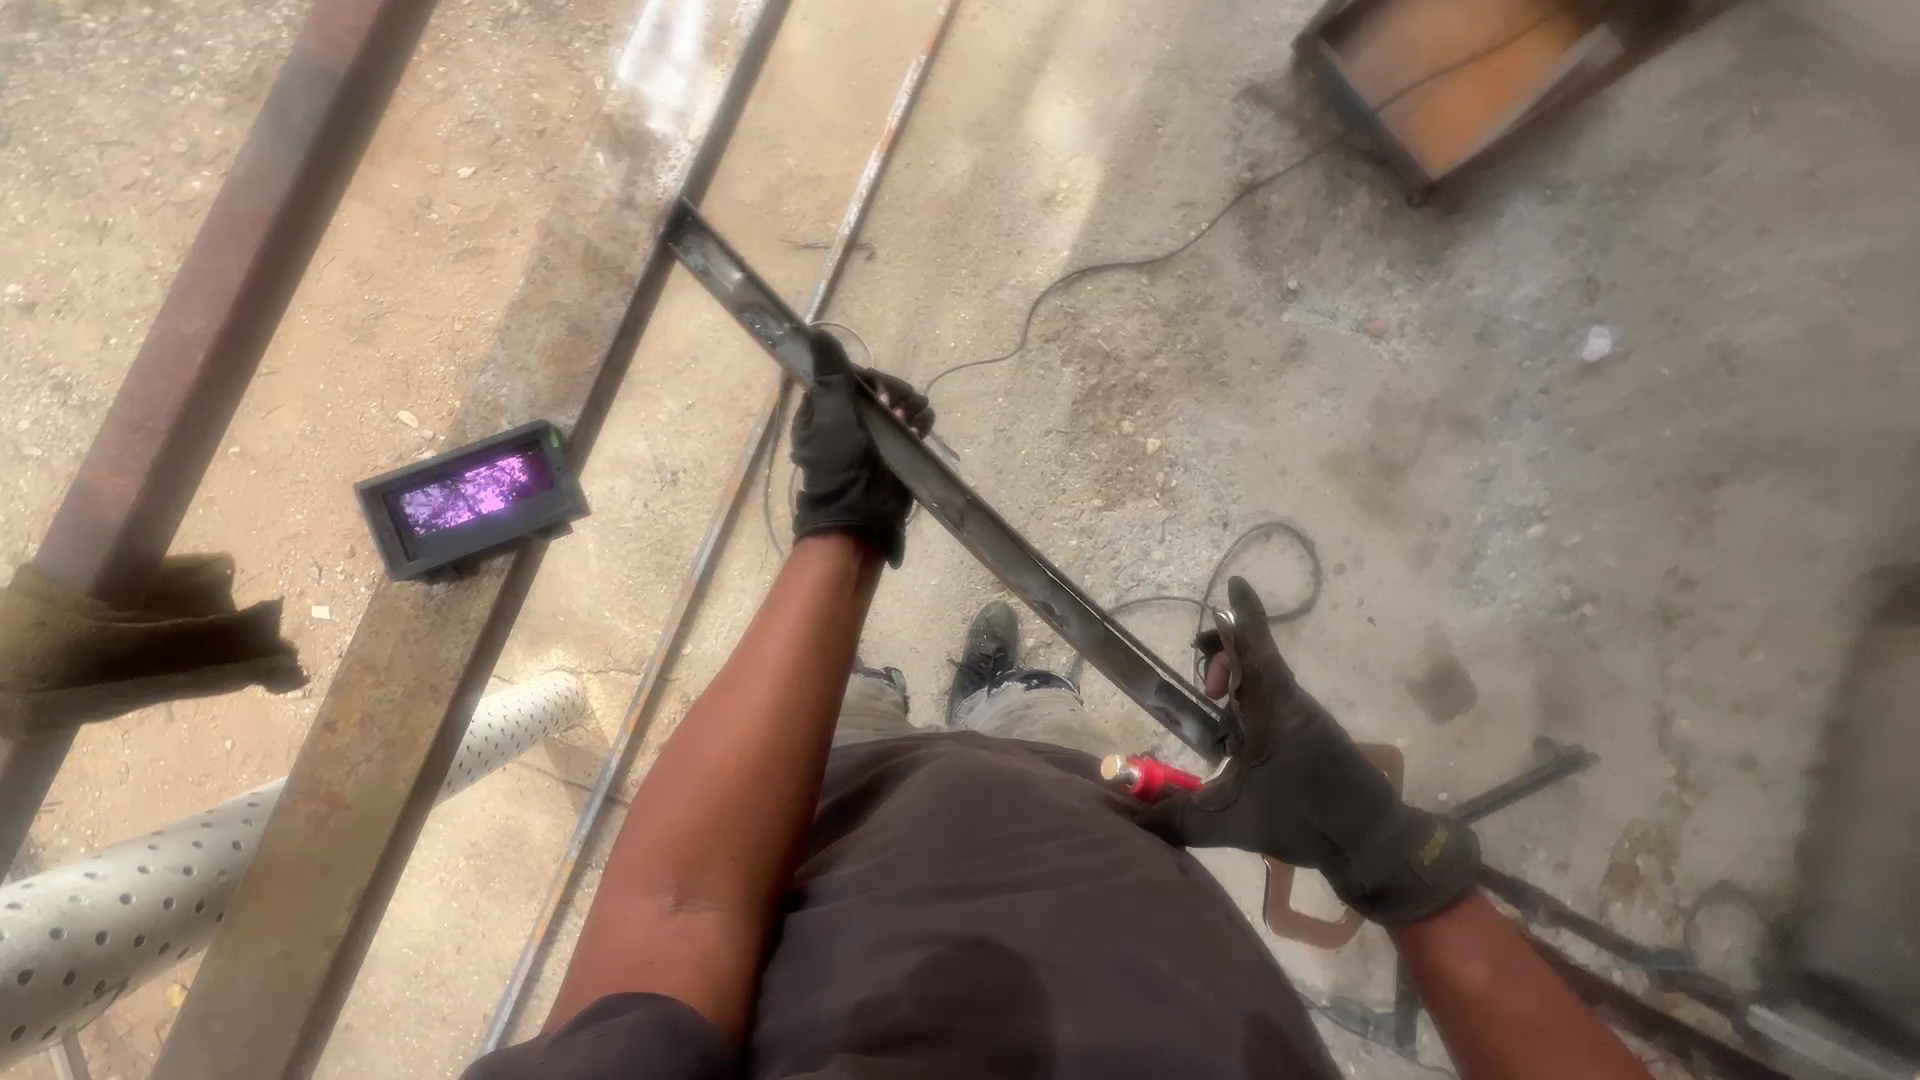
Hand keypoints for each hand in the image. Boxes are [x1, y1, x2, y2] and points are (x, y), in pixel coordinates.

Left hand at [790, 329, 933, 567]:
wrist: (863, 515)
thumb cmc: (840, 466)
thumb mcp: (831, 417)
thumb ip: (831, 376)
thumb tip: (816, 334)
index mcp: (822, 411)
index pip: (847, 377)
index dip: (866, 379)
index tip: (876, 392)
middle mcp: (848, 419)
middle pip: (876, 387)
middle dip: (891, 393)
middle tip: (896, 410)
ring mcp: (874, 434)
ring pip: (898, 401)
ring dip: (909, 405)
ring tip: (910, 422)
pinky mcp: (897, 448)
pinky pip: (914, 422)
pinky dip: (921, 421)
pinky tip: (920, 430)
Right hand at [1139, 577, 1478, 923]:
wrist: (1374, 844)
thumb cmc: (1306, 820)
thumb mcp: (1233, 823)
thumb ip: (1176, 819)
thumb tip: (1130, 820)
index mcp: (1274, 708)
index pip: (1255, 647)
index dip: (1243, 617)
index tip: (1236, 585)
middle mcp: (1289, 703)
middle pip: (1253, 657)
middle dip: (1222, 657)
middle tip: (1206, 689)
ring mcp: (1303, 718)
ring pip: (1262, 679)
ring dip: (1234, 682)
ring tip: (1214, 712)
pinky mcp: (1311, 735)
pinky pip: (1271, 701)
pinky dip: (1247, 704)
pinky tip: (1236, 742)